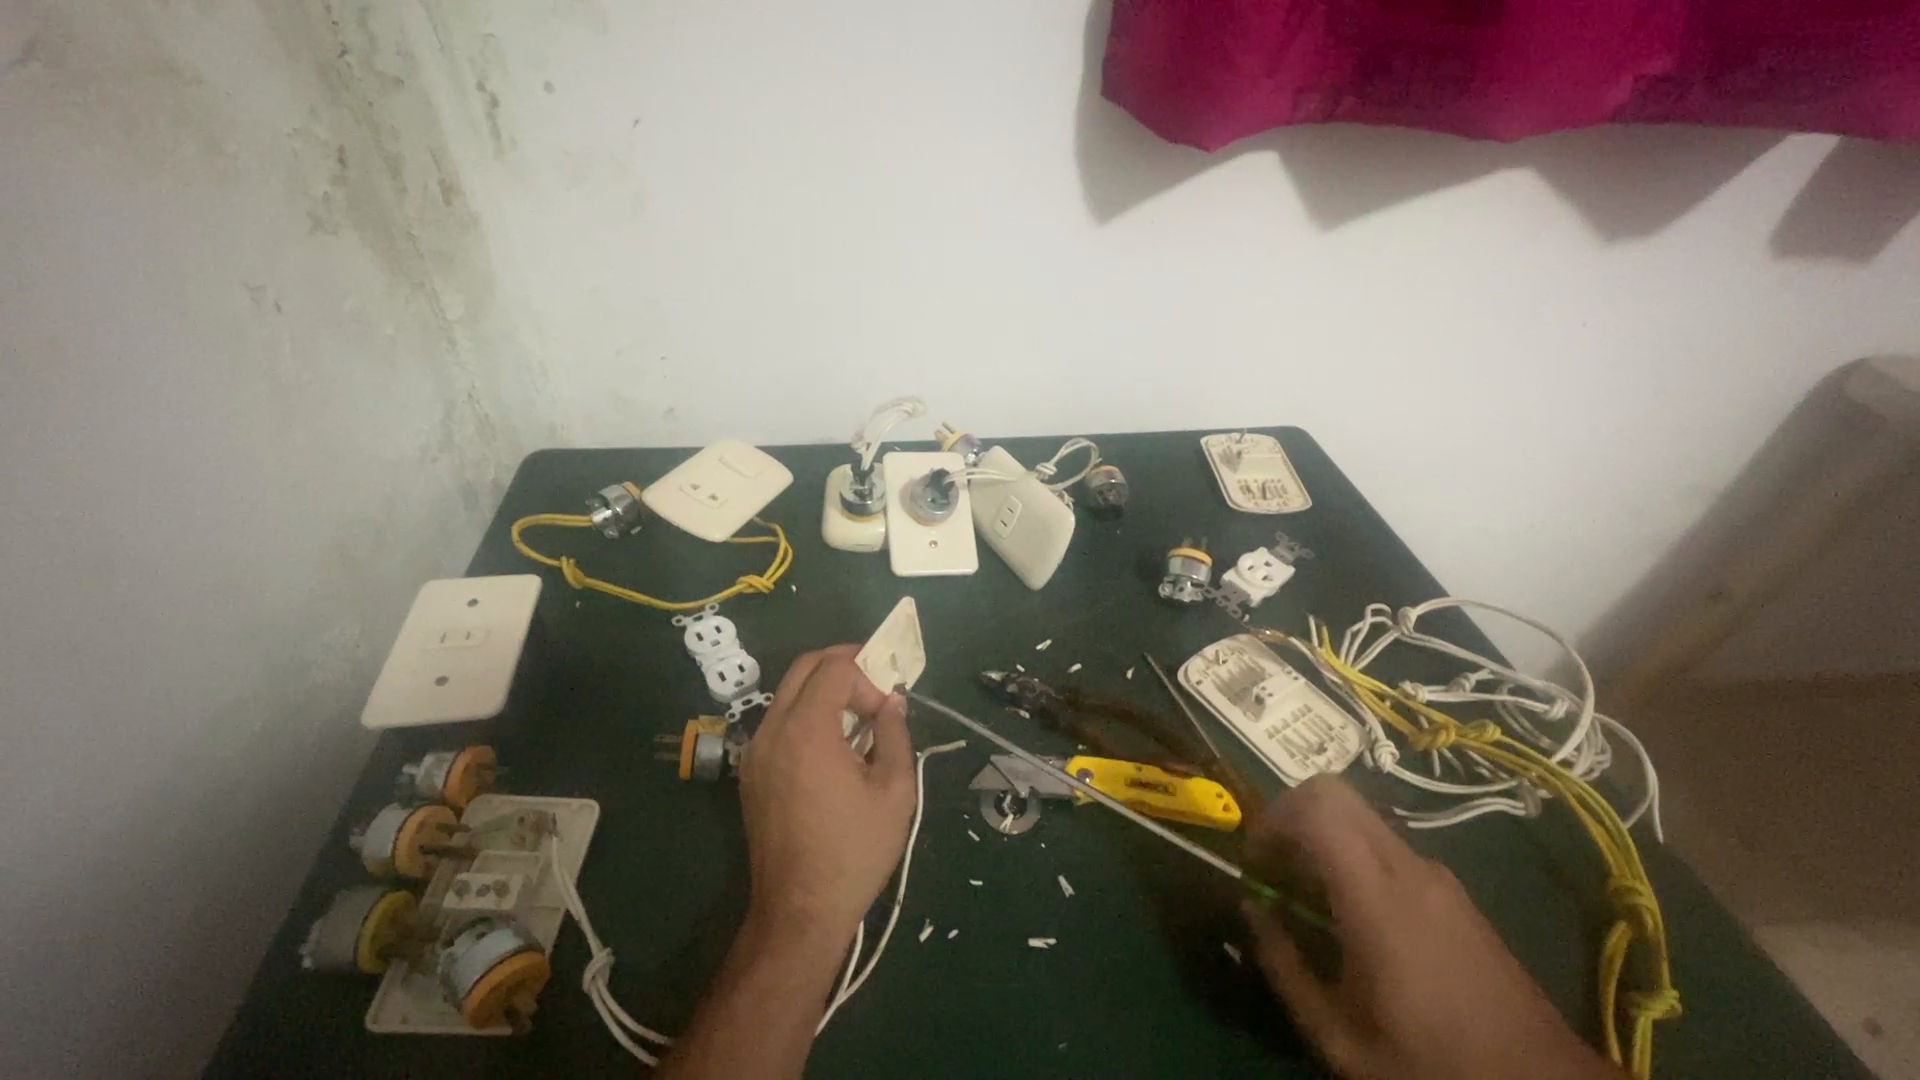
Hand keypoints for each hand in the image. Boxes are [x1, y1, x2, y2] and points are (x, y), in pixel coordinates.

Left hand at [738, 646, 914, 943]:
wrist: (800, 909)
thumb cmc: (854, 850)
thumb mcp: (894, 791)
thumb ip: (894, 734)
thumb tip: (892, 702)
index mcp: (806, 730)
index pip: (834, 668)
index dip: (867, 676)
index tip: (886, 710)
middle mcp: (772, 730)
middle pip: (804, 667)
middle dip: (843, 666)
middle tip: (875, 688)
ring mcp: (755, 751)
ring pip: (788, 693)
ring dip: (823, 691)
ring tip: (857, 719)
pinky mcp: (750, 773)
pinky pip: (778, 722)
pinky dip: (805, 715)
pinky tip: (831, 748)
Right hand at [1242, 776, 1621, 1079]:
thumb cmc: (1431, 1064)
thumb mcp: (1337, 1035)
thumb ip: (1284, 965)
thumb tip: (1252, 909)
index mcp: (1376, 896)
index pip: (1317, 805)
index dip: (1272, 817)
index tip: (1255, 861)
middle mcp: (1408, 868)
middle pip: (1335, 794)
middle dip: (1290, 817)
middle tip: (1274, 866)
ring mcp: (1437, 876)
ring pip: (1360, 819)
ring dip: (1322, 839)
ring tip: (1308, 898)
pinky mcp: (1454, 892)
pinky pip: (1387, 848)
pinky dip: (1352, 858)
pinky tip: (1352, 917)